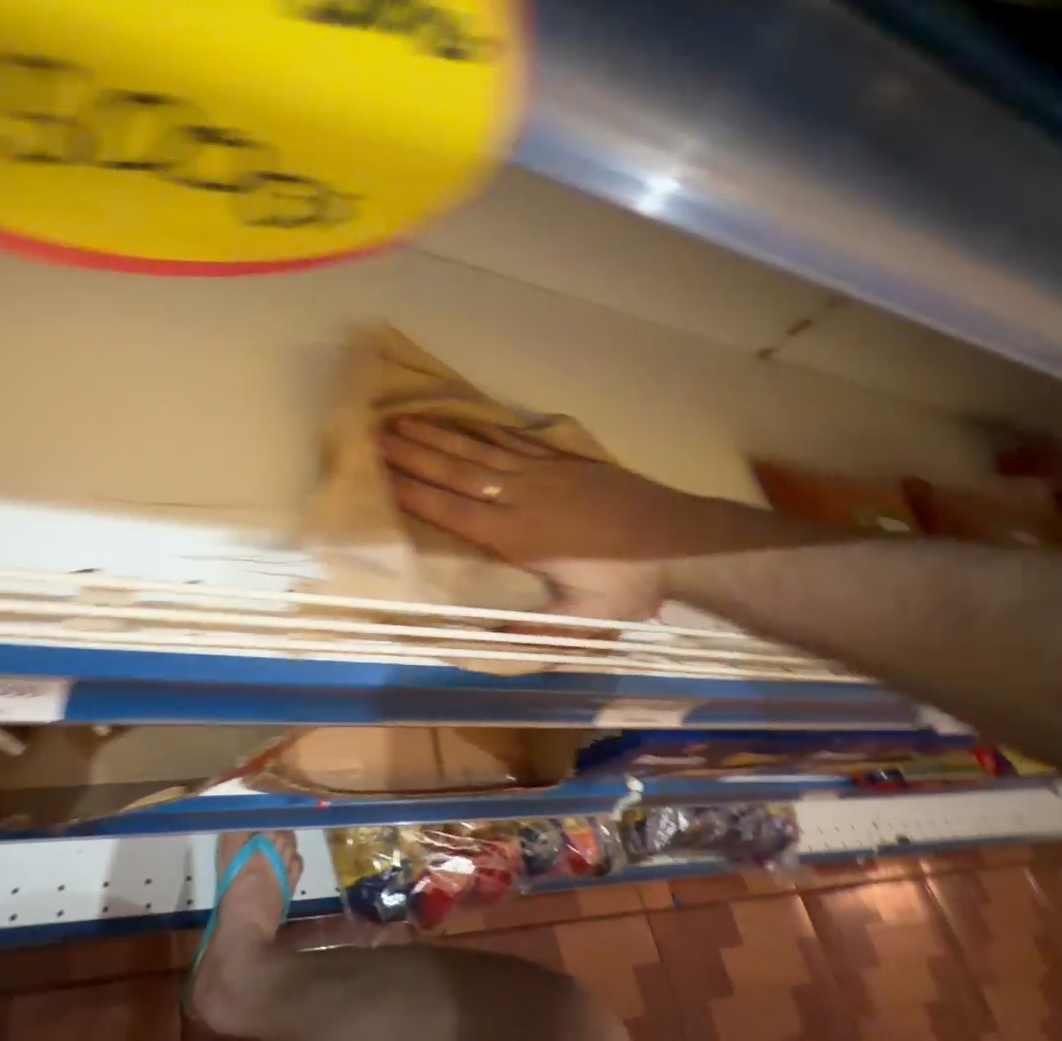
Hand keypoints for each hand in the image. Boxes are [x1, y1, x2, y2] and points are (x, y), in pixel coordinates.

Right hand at [377, 417, 832, 620]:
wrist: (684, 541)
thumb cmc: (631, 584)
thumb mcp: (587, 620)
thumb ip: (538, 630)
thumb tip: (489, 640)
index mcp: (520, 538)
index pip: (456, 512)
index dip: (416, 495)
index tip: (382, 478)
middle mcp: (522, 498)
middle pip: (458, 473)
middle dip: (415, 455)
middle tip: (377, 436)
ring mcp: (543, 473)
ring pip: (479, 451)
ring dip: (438, 435)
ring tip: (404, 420)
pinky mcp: (563, 460)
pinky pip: (513, 440)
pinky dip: (483, 429)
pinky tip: (463, 421)